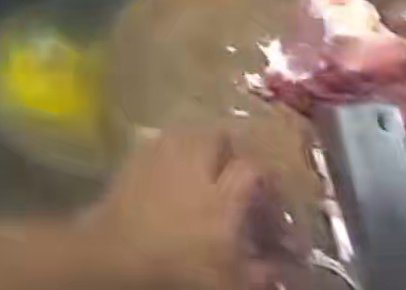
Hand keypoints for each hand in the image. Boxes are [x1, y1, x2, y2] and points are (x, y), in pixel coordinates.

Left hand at [81, 130, 274, 289]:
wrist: (121, 248)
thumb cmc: (180, 267)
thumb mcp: (233, 279)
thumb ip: (264, 269)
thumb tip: (284, 265)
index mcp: (221, 200)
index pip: (250, 168)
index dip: (264, 172)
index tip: (268, 185)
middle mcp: (190, 170)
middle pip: (213, 136)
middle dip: (230, 144)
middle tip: (238, 161)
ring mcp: (158, 158)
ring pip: (183, 131)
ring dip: (200, 138)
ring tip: (209, 155)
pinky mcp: (134, 156)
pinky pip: (159, 137)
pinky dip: (172, 142)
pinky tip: (175, 159)